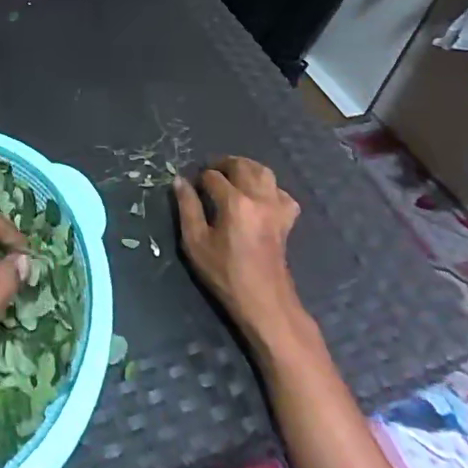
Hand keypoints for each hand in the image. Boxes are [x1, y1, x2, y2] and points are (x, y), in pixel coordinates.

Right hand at [172, 156, 305, 338]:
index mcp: (235, 203)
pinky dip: (269, 189)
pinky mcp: (287, 221)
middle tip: (208, 174)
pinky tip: (257, 198)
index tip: (191, 189)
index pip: (212, 176)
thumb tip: (180, 181)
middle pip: (242, 166)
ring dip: (246, 169)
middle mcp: (259, 199)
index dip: (199, 179)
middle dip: (223, 164)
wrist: (265, 303)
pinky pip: (282, 193)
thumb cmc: (225, 274)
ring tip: (231, 177)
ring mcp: (277, 209)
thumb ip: (187, 207)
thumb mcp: (195, 241)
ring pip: (265, 173)